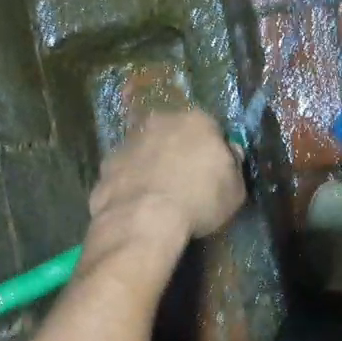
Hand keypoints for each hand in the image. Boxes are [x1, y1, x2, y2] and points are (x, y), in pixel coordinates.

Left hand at [87, 110, 244, 244]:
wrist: (143, 219)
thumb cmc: (198, 201)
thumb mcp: (235, 190)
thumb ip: (233, 167)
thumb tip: (228, 154)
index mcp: (197, 121)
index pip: (211, 130)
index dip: (213, 152)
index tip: (214, 173)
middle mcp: (161, 121)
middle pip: (175, 134)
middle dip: (180, 151)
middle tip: (186, 182)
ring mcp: (129, 141)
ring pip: (147, 150)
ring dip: (153, 164)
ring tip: (159, 197)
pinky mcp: (106, 164)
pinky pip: (126, 170)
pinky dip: (132, 182)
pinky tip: (138, 205)